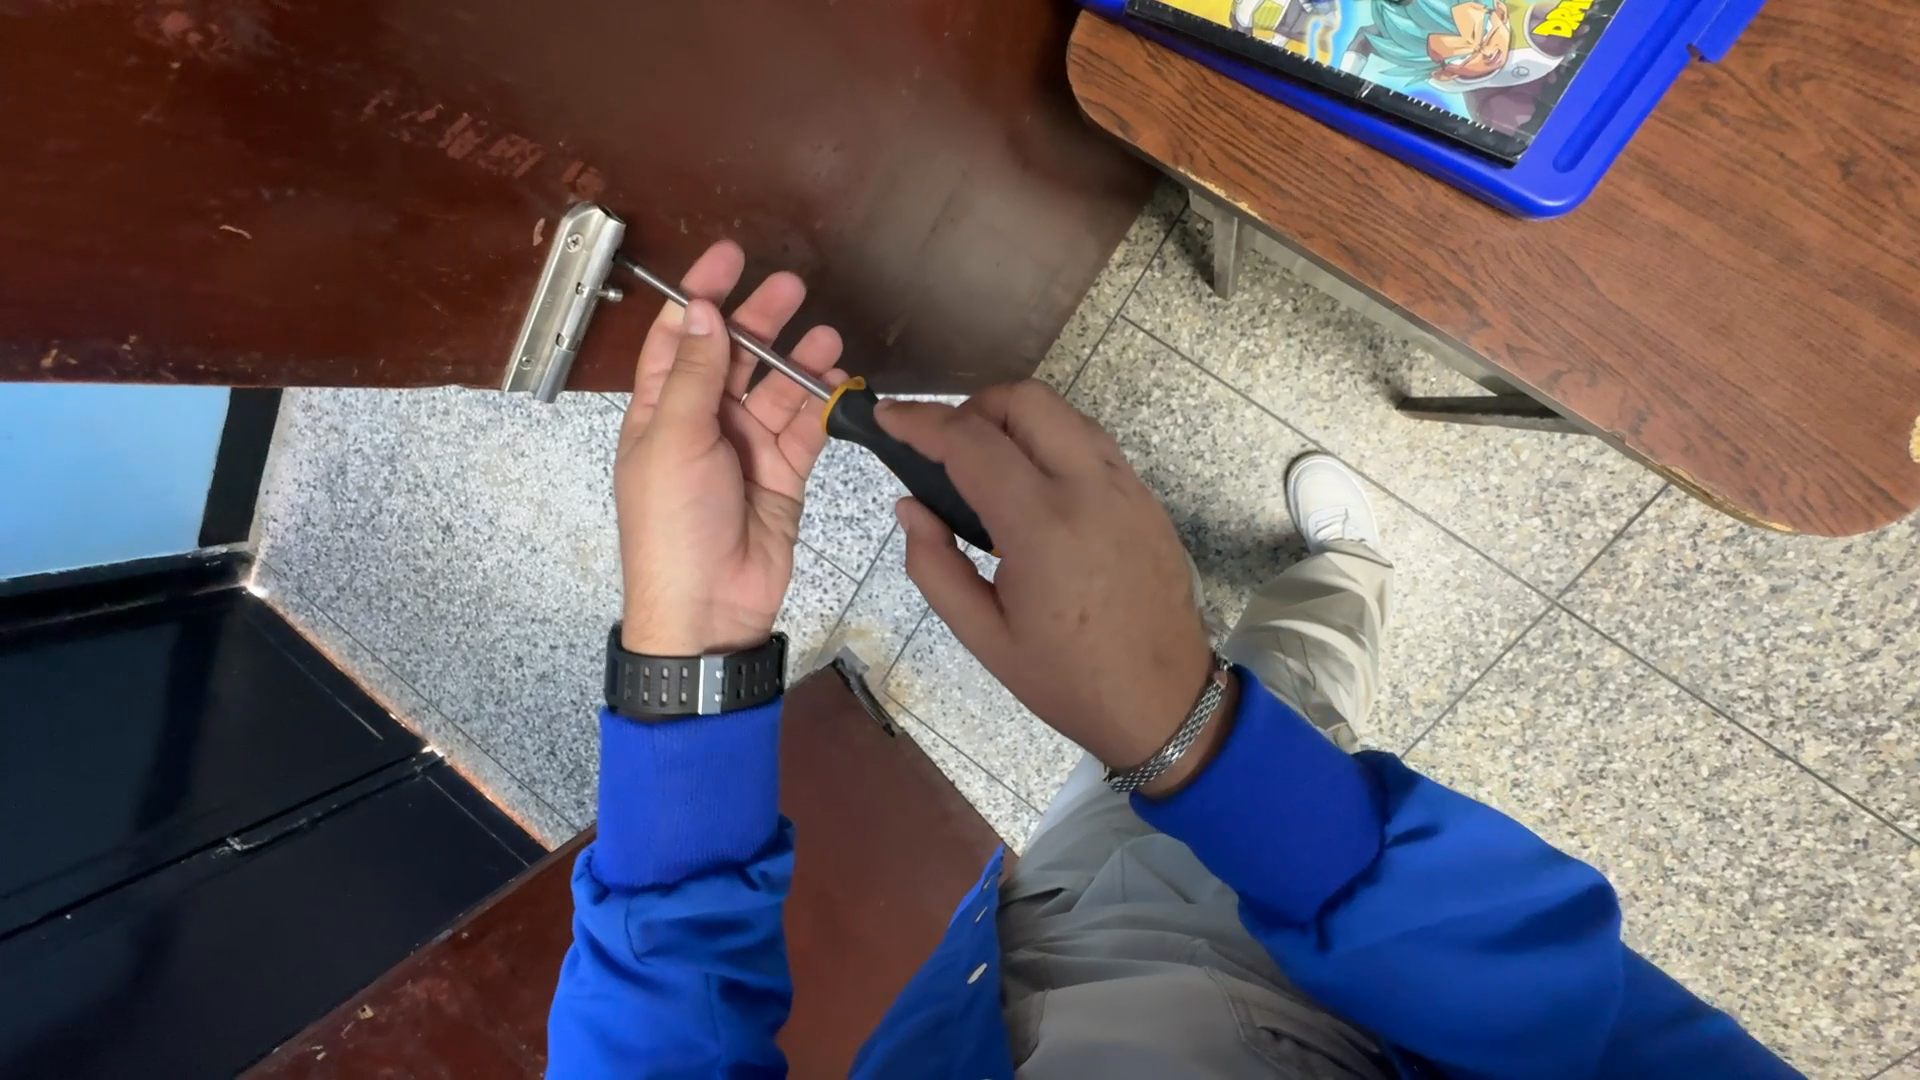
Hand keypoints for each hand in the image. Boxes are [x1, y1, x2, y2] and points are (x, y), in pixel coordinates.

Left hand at [615, 241, 845, 655]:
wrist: (712, 603)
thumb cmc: (675, 522)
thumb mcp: (674, 439)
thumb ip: (693, 374)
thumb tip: (698, 309)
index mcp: (660, 410)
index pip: (678, 338)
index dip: (699, 295)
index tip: (729, 257)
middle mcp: (704, 422)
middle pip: (733, 357)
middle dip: (759, 321)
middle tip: (790, 288)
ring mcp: (747, 447)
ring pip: (775, 390)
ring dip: (797, 361)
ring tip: (824, 334)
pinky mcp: (785, 472)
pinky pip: (806, 428)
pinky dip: (822, 404)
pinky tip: (838, 380)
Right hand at [876, 382, 1224, 792]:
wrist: (1166, 703)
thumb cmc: (1068, 679)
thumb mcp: (984, 637)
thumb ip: (934, 566)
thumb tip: (909, 507)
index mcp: (1043, 527)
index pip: (972, 444)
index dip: (921, 421)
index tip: (888, 416)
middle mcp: (1091, 489)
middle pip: (1024, 401)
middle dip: (972, 408)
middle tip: (946, 451)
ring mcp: (1128, 487)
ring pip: (1063, 412)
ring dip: (1015, 420)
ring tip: (988, 467)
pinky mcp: (1147, 497)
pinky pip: (1092, 441)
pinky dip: (1051, 441)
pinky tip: (1036, 487)